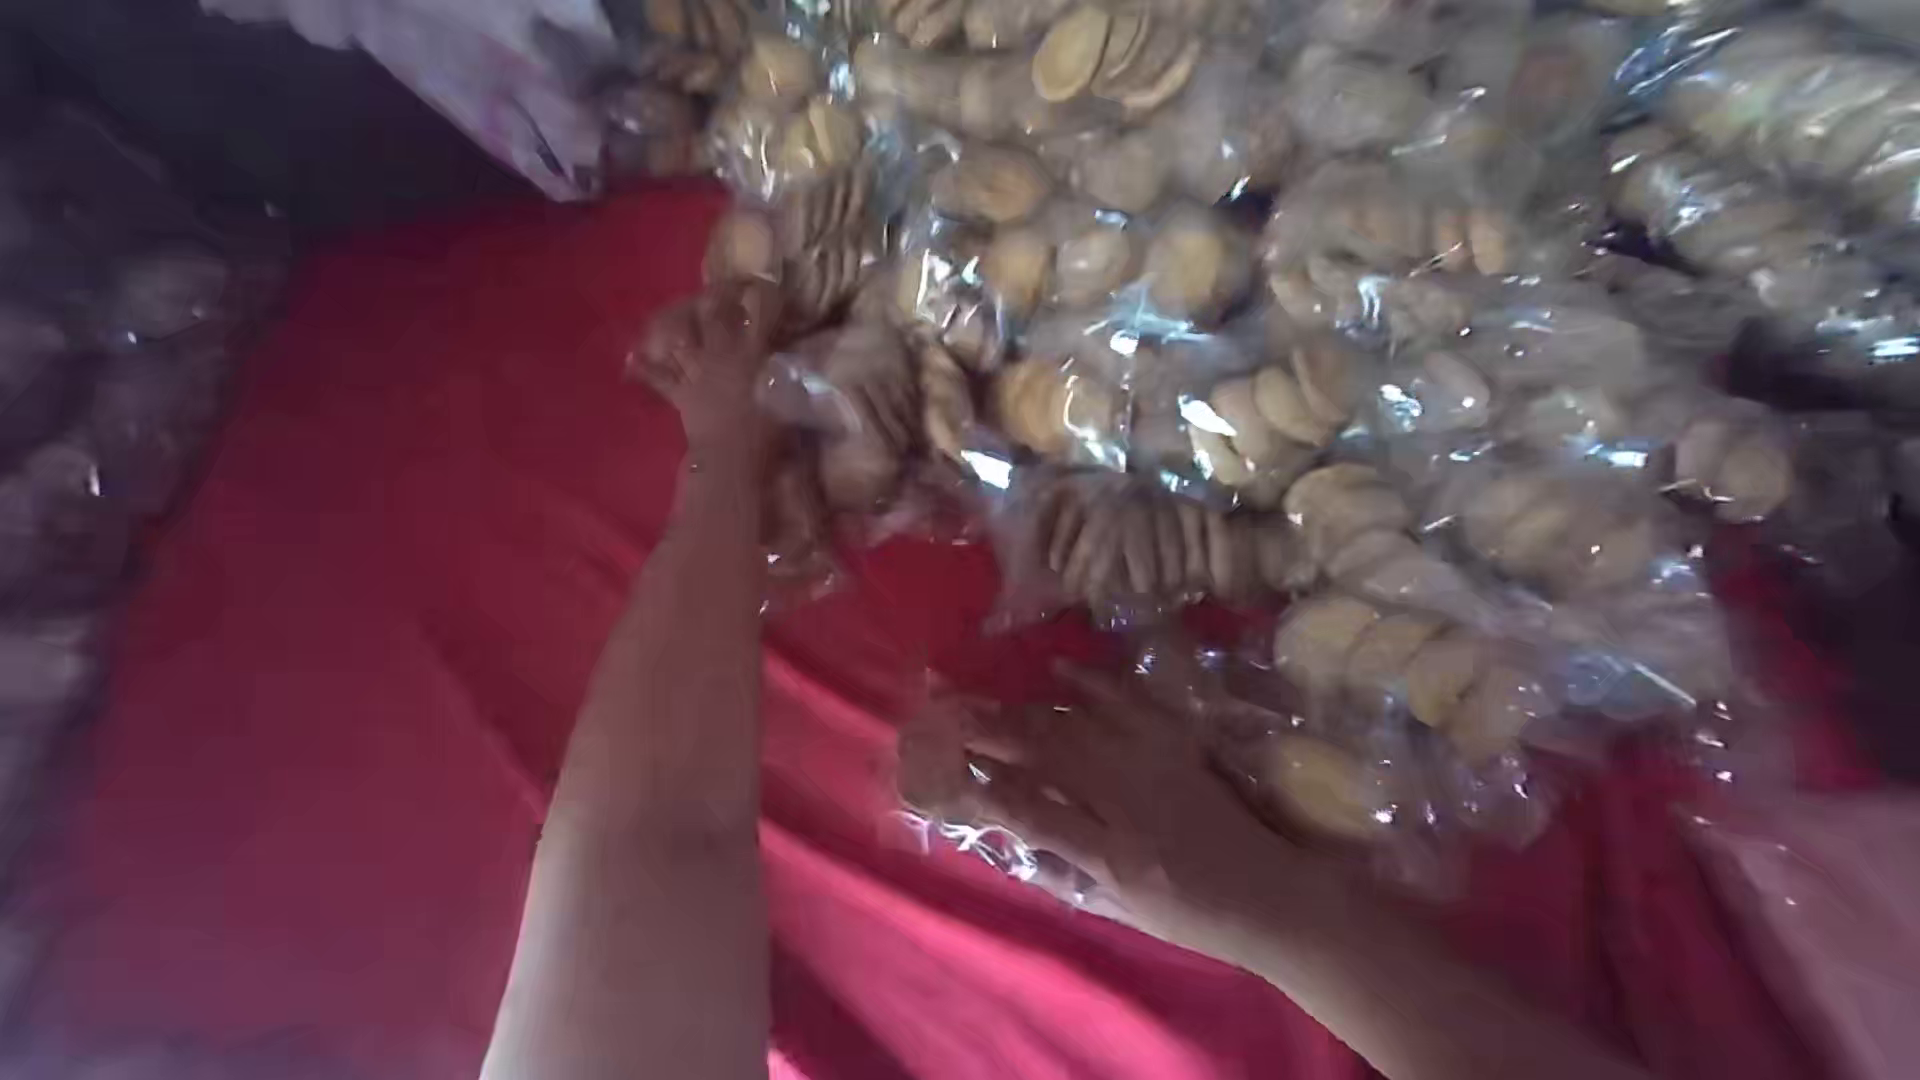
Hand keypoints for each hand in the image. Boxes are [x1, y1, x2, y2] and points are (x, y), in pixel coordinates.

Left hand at [635, 280, 782, 455]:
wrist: (732, 462)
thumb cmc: (768, 433)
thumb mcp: (792, 400)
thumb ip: (793, 375)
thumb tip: (796, 358)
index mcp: (751, 353)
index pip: (760, 311)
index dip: (766, 294)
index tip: (773, 285)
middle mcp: (720, 353)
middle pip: (715, 311)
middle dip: (723, 292)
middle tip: (733, 285)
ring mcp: (695, 372)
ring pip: (679, 332)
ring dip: (680, 316)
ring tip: (686, 307)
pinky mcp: (680, 394)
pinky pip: (658, 377)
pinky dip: (645, 367)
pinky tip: (634, 356)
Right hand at [961, 667, 1315, 954]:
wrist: (1270, 895)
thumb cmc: (1191, 916)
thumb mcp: (1122, 911)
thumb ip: (1064, 873)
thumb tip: (1011, 836)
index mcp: (1111, 856)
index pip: (1034, 817)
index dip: (986, 791)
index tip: (948, 771)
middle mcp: (1124, 804)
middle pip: (1047, 760)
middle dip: (992, 736)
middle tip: (950, 716)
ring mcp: (1151, 765)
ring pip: (1075, 728)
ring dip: (1024, 711)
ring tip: (985, 698)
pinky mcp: (1175, 742)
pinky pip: (1127, 702)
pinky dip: (1090, 681)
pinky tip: (1057, 667)